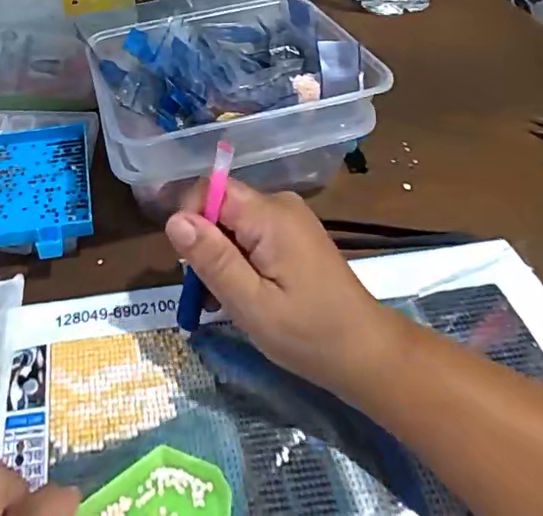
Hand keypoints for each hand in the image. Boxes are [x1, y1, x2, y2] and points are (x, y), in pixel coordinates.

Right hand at [166, 180, 398, 396]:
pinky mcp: (293, 233)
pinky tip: (245, 294)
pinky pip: (250, 233)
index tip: (188, 262)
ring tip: (225, 302)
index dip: (190, 218)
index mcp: (270, 215)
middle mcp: (279, 204)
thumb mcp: (252, 305)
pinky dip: (239, 260)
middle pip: (220, 206)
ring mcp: (289, 218)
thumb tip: (174, 219)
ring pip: (232, 222)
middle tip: (209, 293)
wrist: (369, 355)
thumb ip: (213, 259)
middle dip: (205, 245)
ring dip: (220, 257)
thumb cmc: (310, 335)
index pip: (210, 188)